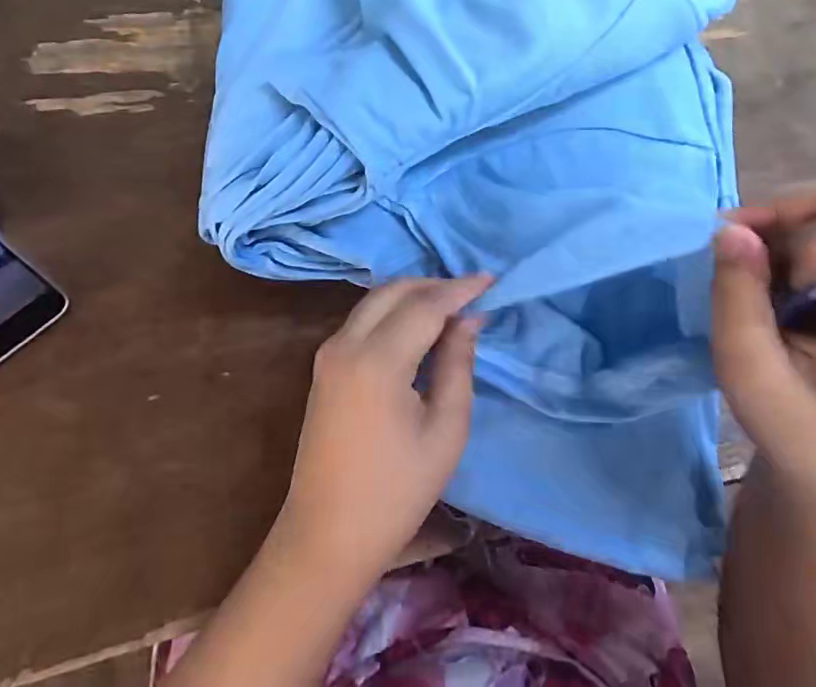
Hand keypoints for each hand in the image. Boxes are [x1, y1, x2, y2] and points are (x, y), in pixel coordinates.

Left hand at [272, 276, 490, 579]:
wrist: (326, 535)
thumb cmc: (397, 492)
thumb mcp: (445, 430)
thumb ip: (457, 364)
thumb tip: (468, 319)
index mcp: (377, 361)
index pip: (426, 304)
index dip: (460, 289)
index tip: (491, 280)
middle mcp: (346, 344)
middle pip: (395, 290)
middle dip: (435, 285)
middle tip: (472, 295)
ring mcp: (328, 353)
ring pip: (375, 300)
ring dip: (413, 295)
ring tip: (452, 308)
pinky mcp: (323, 366)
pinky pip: (362, 319)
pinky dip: (393, 311)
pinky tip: (419, 327)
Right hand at [710, 179, 815, 506]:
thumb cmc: (793, 431)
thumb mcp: (750, 373)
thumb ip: (737, 300)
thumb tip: (729, 229)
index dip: (813, 231)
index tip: (766, 267)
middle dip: (792, 216)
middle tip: (741, 246)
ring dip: (788, 227)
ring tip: (752, 266)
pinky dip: (794, 241)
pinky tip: (771, 276)